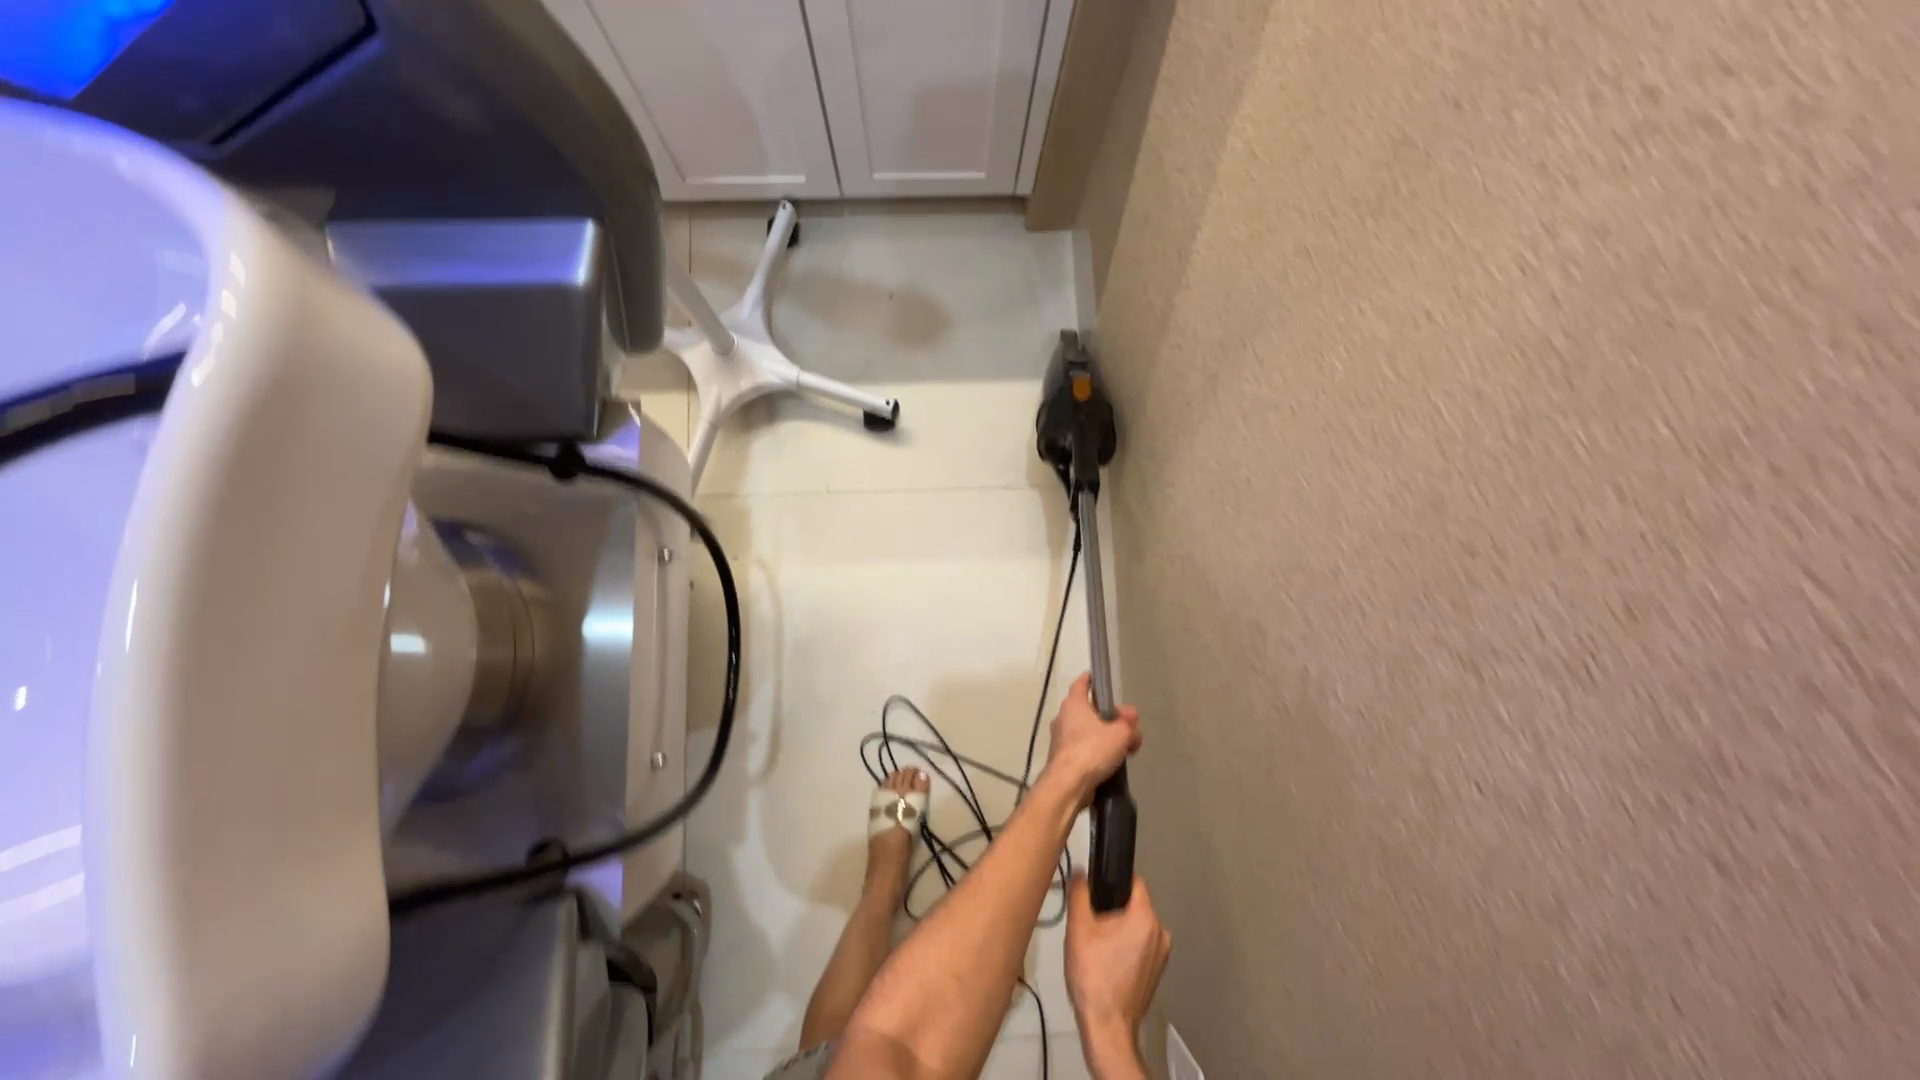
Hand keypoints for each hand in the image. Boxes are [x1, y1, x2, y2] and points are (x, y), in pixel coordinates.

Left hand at [1043, 673, 1140, 804]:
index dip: (1091, 680)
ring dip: (1104, 736)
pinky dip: (1096, 753)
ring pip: (1086, 731)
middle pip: (1088, 710)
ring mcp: (1060, 739)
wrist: (1069, 784)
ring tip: (1125, 748)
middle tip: (1127, 724)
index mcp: (1074, 704)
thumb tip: (1131, 716)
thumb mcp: (1120, 733)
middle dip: (1108, 716)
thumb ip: (1128, 722)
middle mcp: (1063, 718)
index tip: (1099, 679)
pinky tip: (1113, 764)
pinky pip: (1083, 749)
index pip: (1081, 684)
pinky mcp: (1062, 758)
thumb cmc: (1092, 750)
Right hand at [1065, 873, 1170, 1073]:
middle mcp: (1161, 933)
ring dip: (1117, 929)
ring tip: (1093, 945)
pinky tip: (1105, 962)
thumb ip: (1079, 894)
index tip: (1094, 890)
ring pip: (1135, 927)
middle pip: (1133, 905)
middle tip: (1088, 923)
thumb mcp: (1079, 930)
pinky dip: (1124, 947)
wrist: (1107, 1027)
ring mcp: (1162, 955)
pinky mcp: (1157, 972)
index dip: (1113, 880)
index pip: (1134, 881)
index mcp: (1146, 918)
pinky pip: (1139, 946)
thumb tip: (1081, 871)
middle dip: (1111, 909)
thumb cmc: (1093, 974)